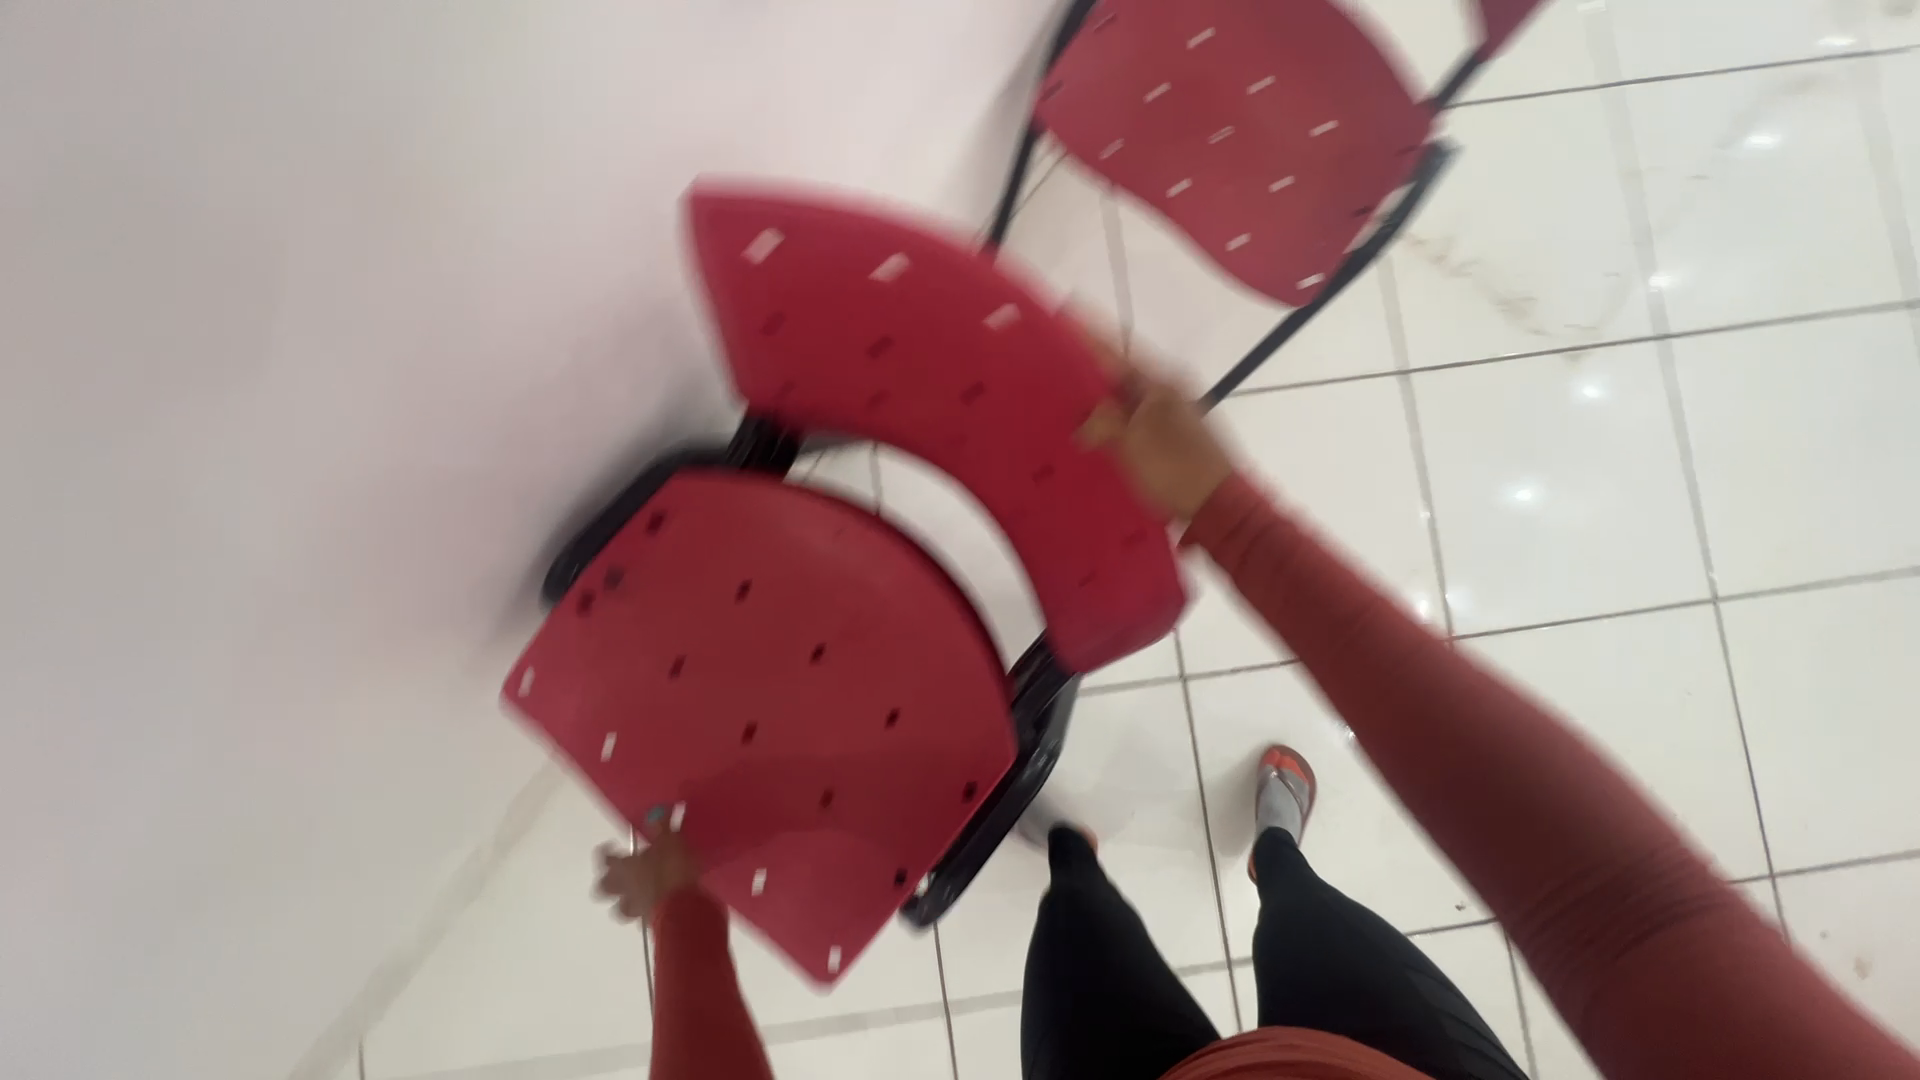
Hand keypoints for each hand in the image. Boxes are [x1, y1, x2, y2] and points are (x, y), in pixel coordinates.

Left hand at [595, 830, 700, 924]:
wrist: (680, 906)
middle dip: (608, 881)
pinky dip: (644, 909)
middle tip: (619, 872)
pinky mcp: (648, 921)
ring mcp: (634, 907)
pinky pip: (640, 916)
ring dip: (625, 899)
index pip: (605, 859)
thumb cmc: (670, 868)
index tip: (610, 845)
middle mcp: (623, 888)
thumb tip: (657, 810)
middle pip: (603, 888)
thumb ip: (662, 826)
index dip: (605, 852)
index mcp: (623, 867)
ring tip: (636, 892)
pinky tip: (654, 904)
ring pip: (619, 907)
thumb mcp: (670, 840)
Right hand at [1073, 325, 1235, 521]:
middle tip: (1048, 366)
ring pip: (1121, 400)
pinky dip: (1107, 425)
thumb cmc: (1177, 471)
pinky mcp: (1166, 441)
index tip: (1061, 314)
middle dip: (1084, 369)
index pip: (1115, 350)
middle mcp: (1165, 393)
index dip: (1086, 334)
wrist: (1221, 509)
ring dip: (1094, 401)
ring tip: (1059, 401)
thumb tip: (1083, 414)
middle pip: (1117, 373)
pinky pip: (1128, 424)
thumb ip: (1104, 419)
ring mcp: (1167, 417)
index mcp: (1160, 383)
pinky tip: (1086, 435)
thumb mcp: (1133, 443)